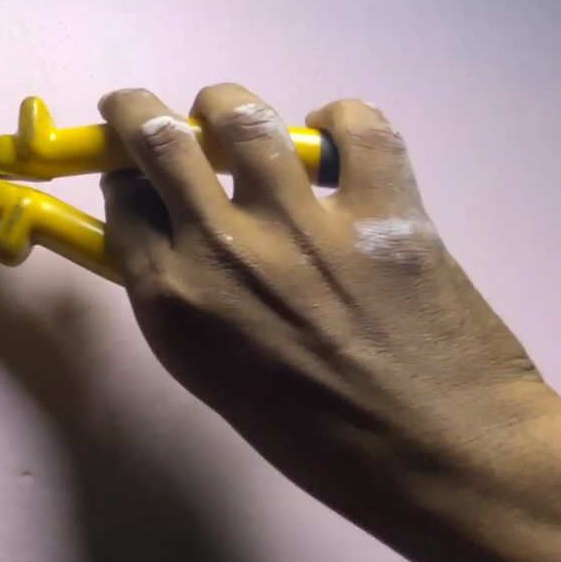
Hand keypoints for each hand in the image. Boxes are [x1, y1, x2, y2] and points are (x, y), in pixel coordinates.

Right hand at [100, 84, 560, 561]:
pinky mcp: (387, 215)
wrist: (441, 457)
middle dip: (131, 109)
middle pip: (155, 138)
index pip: (119, 195)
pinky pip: (359, 131)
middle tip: (136, 110)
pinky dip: (339, 120)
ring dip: (221, 104)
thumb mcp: (192, 359)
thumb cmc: (299, 420)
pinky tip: (330, 139)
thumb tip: (145, 220)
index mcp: (170, 289)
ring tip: (226, 116)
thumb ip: (158, 283)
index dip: (119, 178)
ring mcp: (307, 225)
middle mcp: (223, 245)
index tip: (131, 180)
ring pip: (241, 117)